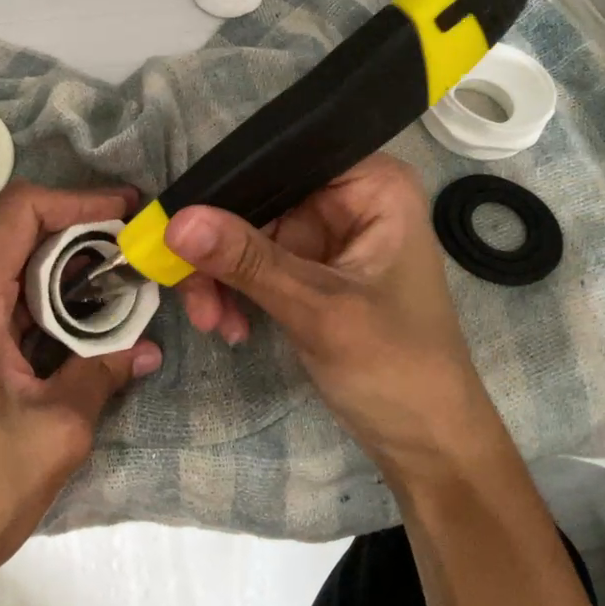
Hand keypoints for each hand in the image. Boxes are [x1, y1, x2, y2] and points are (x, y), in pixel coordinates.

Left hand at [0, 182, 162, 605]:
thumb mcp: (55, 431)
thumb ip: (103, 373)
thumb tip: (146, 348)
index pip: (22, 211)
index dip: (79, 201)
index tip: (130, 213)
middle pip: (17, 239)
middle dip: (80, 245)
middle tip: (137, 263)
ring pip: (7, 273)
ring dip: (62, 281)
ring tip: (121, 298)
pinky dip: (38, 309)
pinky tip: (80, 333)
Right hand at [165, 153, 498, 480]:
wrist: (428, 447)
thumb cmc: (398, 370)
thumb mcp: (318, 310)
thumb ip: (248, 261)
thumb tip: (176, 222)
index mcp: (373, 186)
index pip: (285, 158)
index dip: (229, 183)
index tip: (179, 221)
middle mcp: (349, 199)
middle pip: (257, 198)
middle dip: (218, 245)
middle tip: (186, 288)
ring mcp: (328, 235)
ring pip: (246, 233)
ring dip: (220, 276)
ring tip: (211, 322)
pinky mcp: (311, 270)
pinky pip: (253, 263)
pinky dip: (234, 292)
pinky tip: (230, 327)